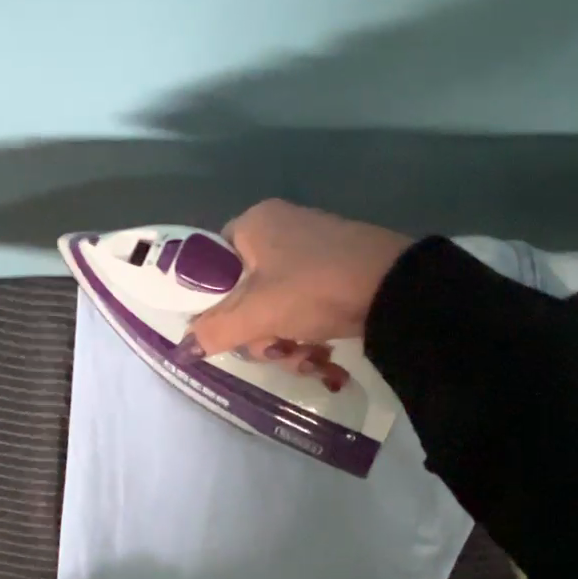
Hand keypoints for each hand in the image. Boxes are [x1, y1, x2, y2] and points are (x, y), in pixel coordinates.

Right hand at [186, 200, 411, 379]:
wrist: (394, 289)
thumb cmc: (314, 289)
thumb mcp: (257, 314)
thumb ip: (214, 330)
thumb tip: (183, 349)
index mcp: (254, 224)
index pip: (212, 264)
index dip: (216, 301)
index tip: (229, 328)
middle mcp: (280, 230)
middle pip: (244, 294)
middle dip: (258, 332)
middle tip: (274, 347)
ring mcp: (311, 251)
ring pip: (274, 308)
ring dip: (284, 342)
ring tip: (306, 355)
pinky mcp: (336, 273)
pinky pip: (303, 308)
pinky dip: (307, 334)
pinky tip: (322, 352)